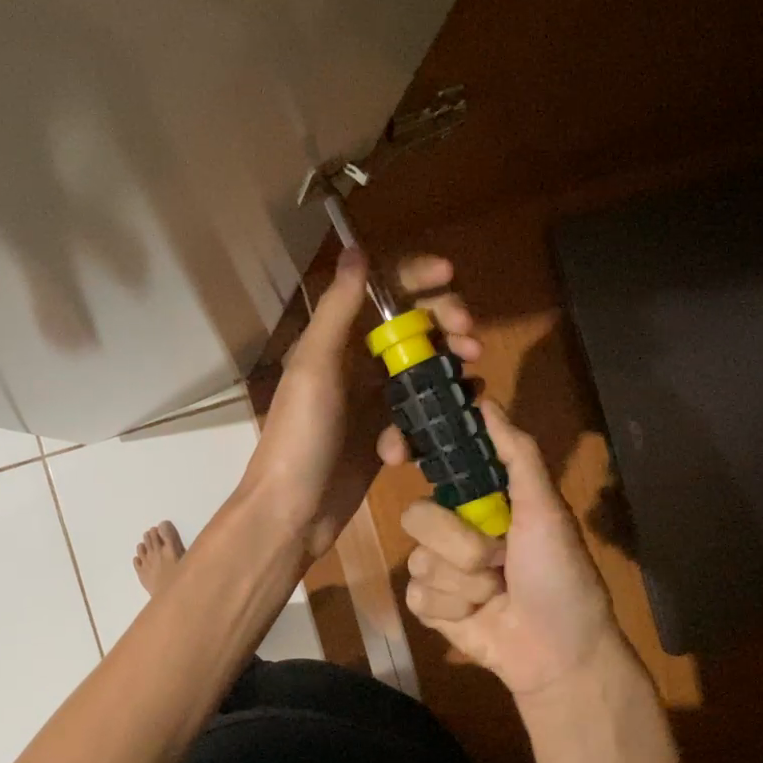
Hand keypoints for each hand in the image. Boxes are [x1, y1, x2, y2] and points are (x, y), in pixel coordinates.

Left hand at [244, 249, 479, 556]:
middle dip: (445, 325)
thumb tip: (356, 248)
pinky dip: (429, 420)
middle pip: (411, 327)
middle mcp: (354, 363)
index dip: (415, 277)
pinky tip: (431, 433)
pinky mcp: (385, 435)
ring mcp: (370, 401)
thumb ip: (338, 310)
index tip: (449, 276)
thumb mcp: (315, 367)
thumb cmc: (299, 438)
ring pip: (423, 370)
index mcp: (333, 339)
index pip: (379, 291)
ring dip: (447, 371)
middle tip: (470, 340)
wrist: (293, 513)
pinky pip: (420, 414)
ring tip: (470, 377)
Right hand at [387, 400, 621, 696]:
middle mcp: (454, 528)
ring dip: (466, 584)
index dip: (406, 453)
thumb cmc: (561, 575)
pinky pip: (417, 596)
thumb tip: (485, 401)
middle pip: (418, 517)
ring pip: (418, 561)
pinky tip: (478, 617)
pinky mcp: (430, 607)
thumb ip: (517, 455)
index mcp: (480, 500)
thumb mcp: (547, 510)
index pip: (431, 465)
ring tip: (498, 595)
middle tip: (500, 560)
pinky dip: (453, 609)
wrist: (560, 652)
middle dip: (463, 546)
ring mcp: (438, 569)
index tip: (397, 454)